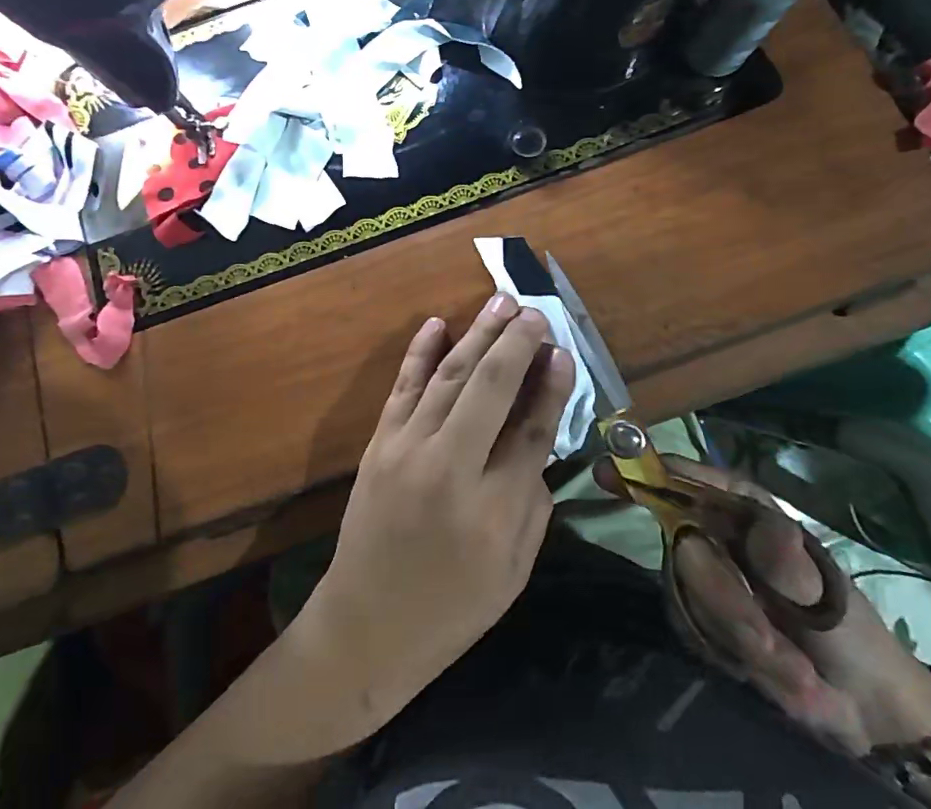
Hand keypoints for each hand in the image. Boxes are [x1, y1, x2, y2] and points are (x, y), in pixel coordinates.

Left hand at [292, 295, 575, 748]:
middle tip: (536, 312)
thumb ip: (533, 504)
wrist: (366, 627)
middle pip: (489, 389)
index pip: (533, 431)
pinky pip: (402, 388)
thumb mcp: (514, 572)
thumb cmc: (451, 610)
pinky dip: (420, 353)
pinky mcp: (378, 446)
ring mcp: (405, 450)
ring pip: (447, 378)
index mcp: (492, 509)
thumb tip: (538, 442)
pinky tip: (437, 323)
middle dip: (516, 344)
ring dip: (476, 335)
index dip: (552, 388)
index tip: (563, 354)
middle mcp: (448, 468)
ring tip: (501, 303)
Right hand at [656, 459, 930, 756]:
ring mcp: (704, 578)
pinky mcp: (697, 617)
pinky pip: (686, 626)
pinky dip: (725, 652)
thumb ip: (788, 566)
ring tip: (786, 664)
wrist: (860, 706)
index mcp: (749, 515)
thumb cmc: (849, 632)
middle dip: (723, 600)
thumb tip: (766, 529)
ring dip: (736, 637)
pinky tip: (761, 667)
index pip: (694, 482)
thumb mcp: (826, 600)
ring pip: (685, 593)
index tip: (611, 470)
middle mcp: (718, 537)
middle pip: (682, 544)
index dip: (654, 473)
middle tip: (769, 643)